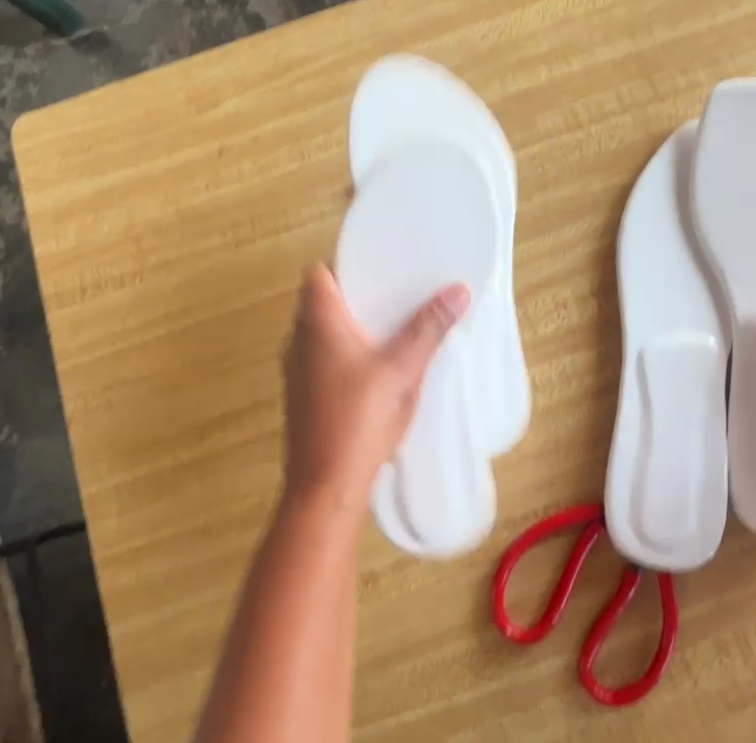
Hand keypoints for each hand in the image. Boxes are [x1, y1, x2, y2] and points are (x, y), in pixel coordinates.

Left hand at [280, 264, 469, 511]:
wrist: (325, 487)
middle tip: (398, 299)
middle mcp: (298, 341)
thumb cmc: (358, 420)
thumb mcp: (402, 370)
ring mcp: (296, 372)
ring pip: (323, 335)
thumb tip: (458, 290)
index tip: (380, 270)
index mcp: (316, 323)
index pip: (317, 274)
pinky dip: (347, 357)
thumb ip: (429, 329)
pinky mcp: (303, 398)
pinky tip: (379, 372)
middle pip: (323, 303)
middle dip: (359, 299)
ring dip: (353, 331)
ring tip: (395, 332)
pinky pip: (325, 361)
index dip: (345, 267)